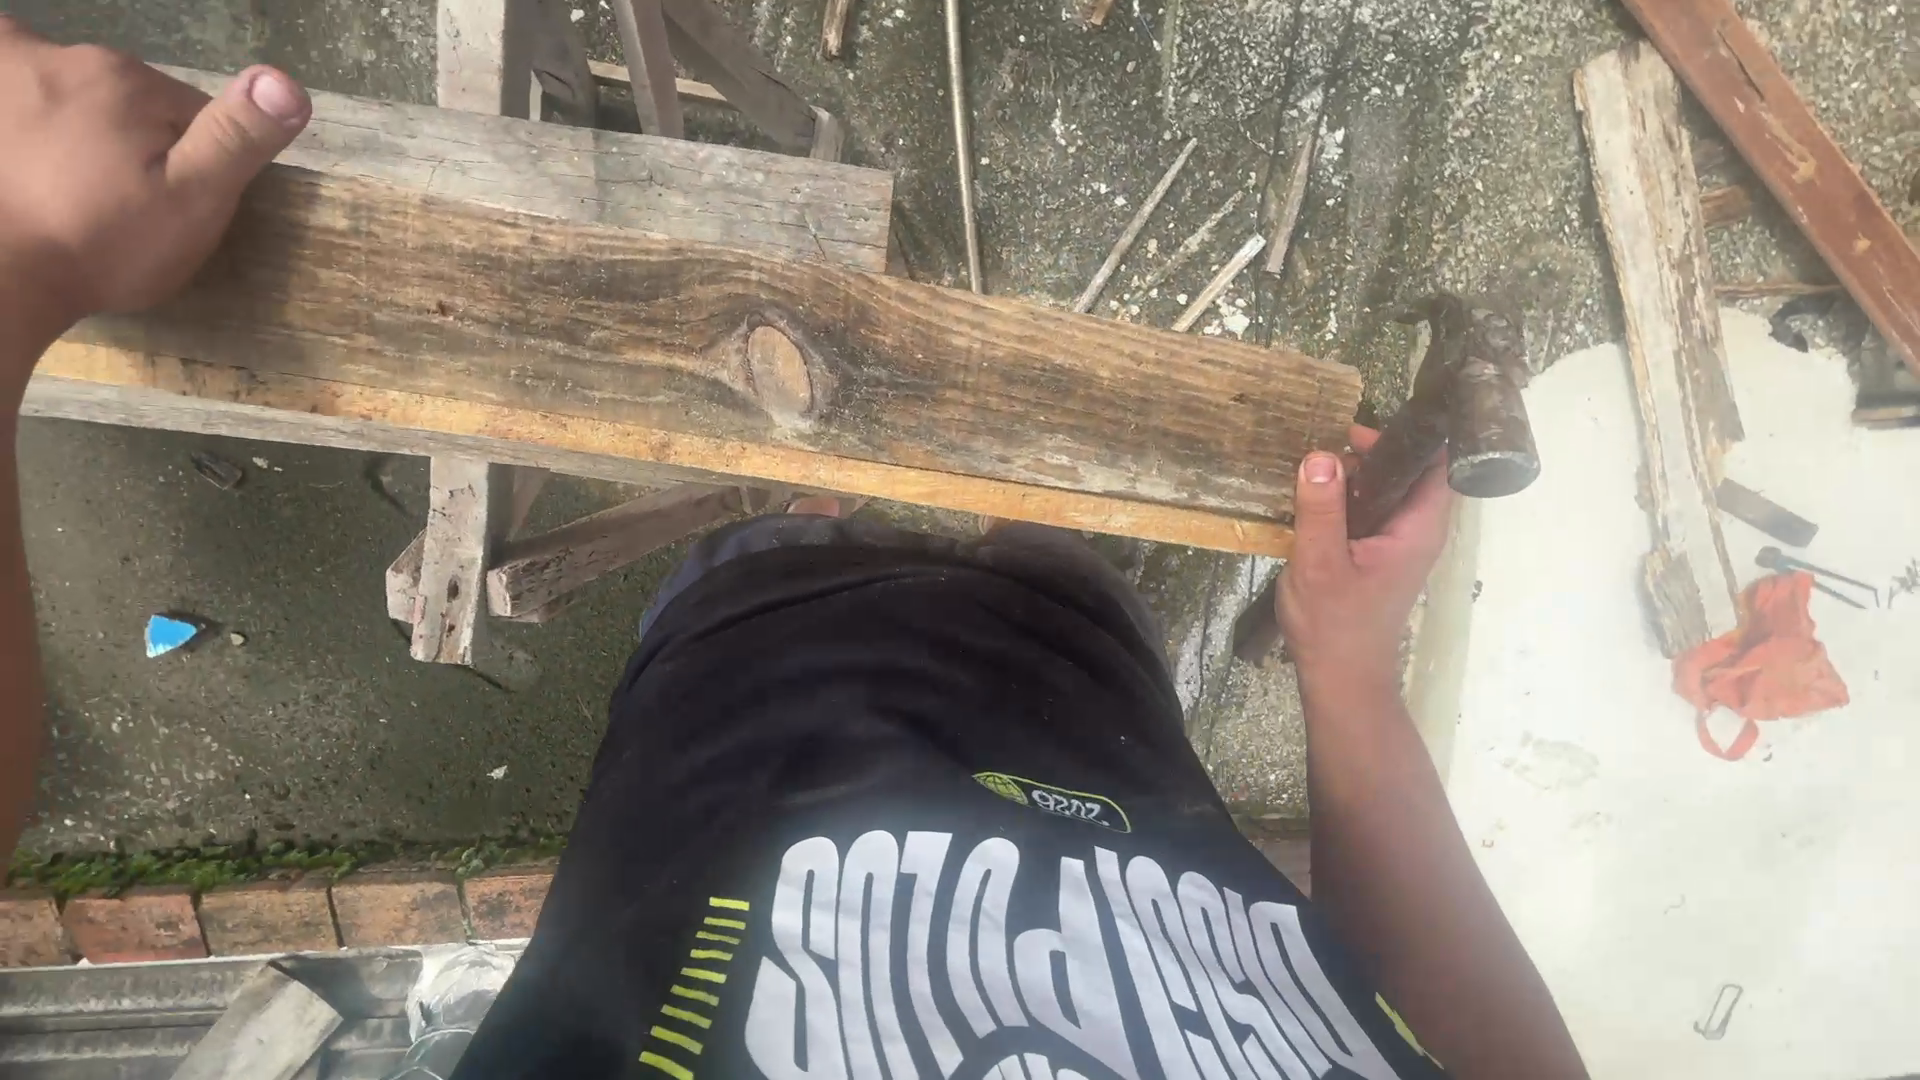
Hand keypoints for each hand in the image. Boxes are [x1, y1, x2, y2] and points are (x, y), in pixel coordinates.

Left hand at [0, 19, 309, 363]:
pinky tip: (35, 143)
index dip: (203, 160)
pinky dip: (29, 103)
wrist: (6, 272)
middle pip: (130, 98)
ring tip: (76, 178)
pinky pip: (16, 82)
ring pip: (71, 90)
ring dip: (83, 122)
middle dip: (140, 139)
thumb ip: (238, 136)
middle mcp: (52, 53)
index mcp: (125, 80)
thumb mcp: (198, 198)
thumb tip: (285, 82)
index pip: (197, 114)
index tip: (185, 200)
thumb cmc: (112, 242)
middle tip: (129, 198)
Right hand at [1277, 425, 1454, 693]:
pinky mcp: (1376, 554)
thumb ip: (1321, 508)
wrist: (1338, 675)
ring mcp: (1397, 544)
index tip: (1364, 423)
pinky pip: (1368, 511)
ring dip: (1354, 475)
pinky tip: (1312, 496)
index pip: (1436, 465)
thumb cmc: (1334, 622)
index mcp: (1417, 528)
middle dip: (1372, 452)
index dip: (1411, 436)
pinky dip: (1345, 497)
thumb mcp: (1318, 561)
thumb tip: (1319, 455)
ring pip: (1385, 492)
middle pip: (1408, 473)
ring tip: (1312, 463)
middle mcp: (1416, 531)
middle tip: (1325, 441)